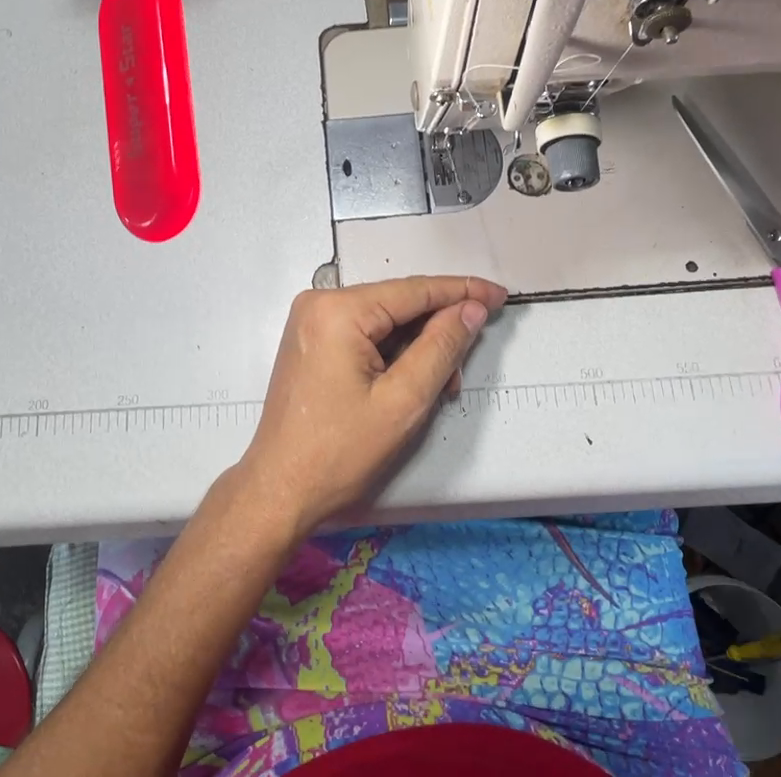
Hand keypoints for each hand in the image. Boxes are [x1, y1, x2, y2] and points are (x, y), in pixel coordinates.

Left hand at [230, 275, 507, 536]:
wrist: (281, 489)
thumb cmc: (339, 452)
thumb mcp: (404, 400)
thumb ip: (441, 347)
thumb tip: (470, 309)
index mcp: (337, 310)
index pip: (413, 290)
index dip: (462, 292)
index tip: (499, 295)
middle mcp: (319, 304)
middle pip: (398, 304)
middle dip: (438, 330)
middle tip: (466, 365)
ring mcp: (311, 323)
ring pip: (384, 321)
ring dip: (418, 348)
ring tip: (440, 387)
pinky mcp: (311, 343)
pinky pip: (364, 335)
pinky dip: (393, 354)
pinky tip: (412, 382)